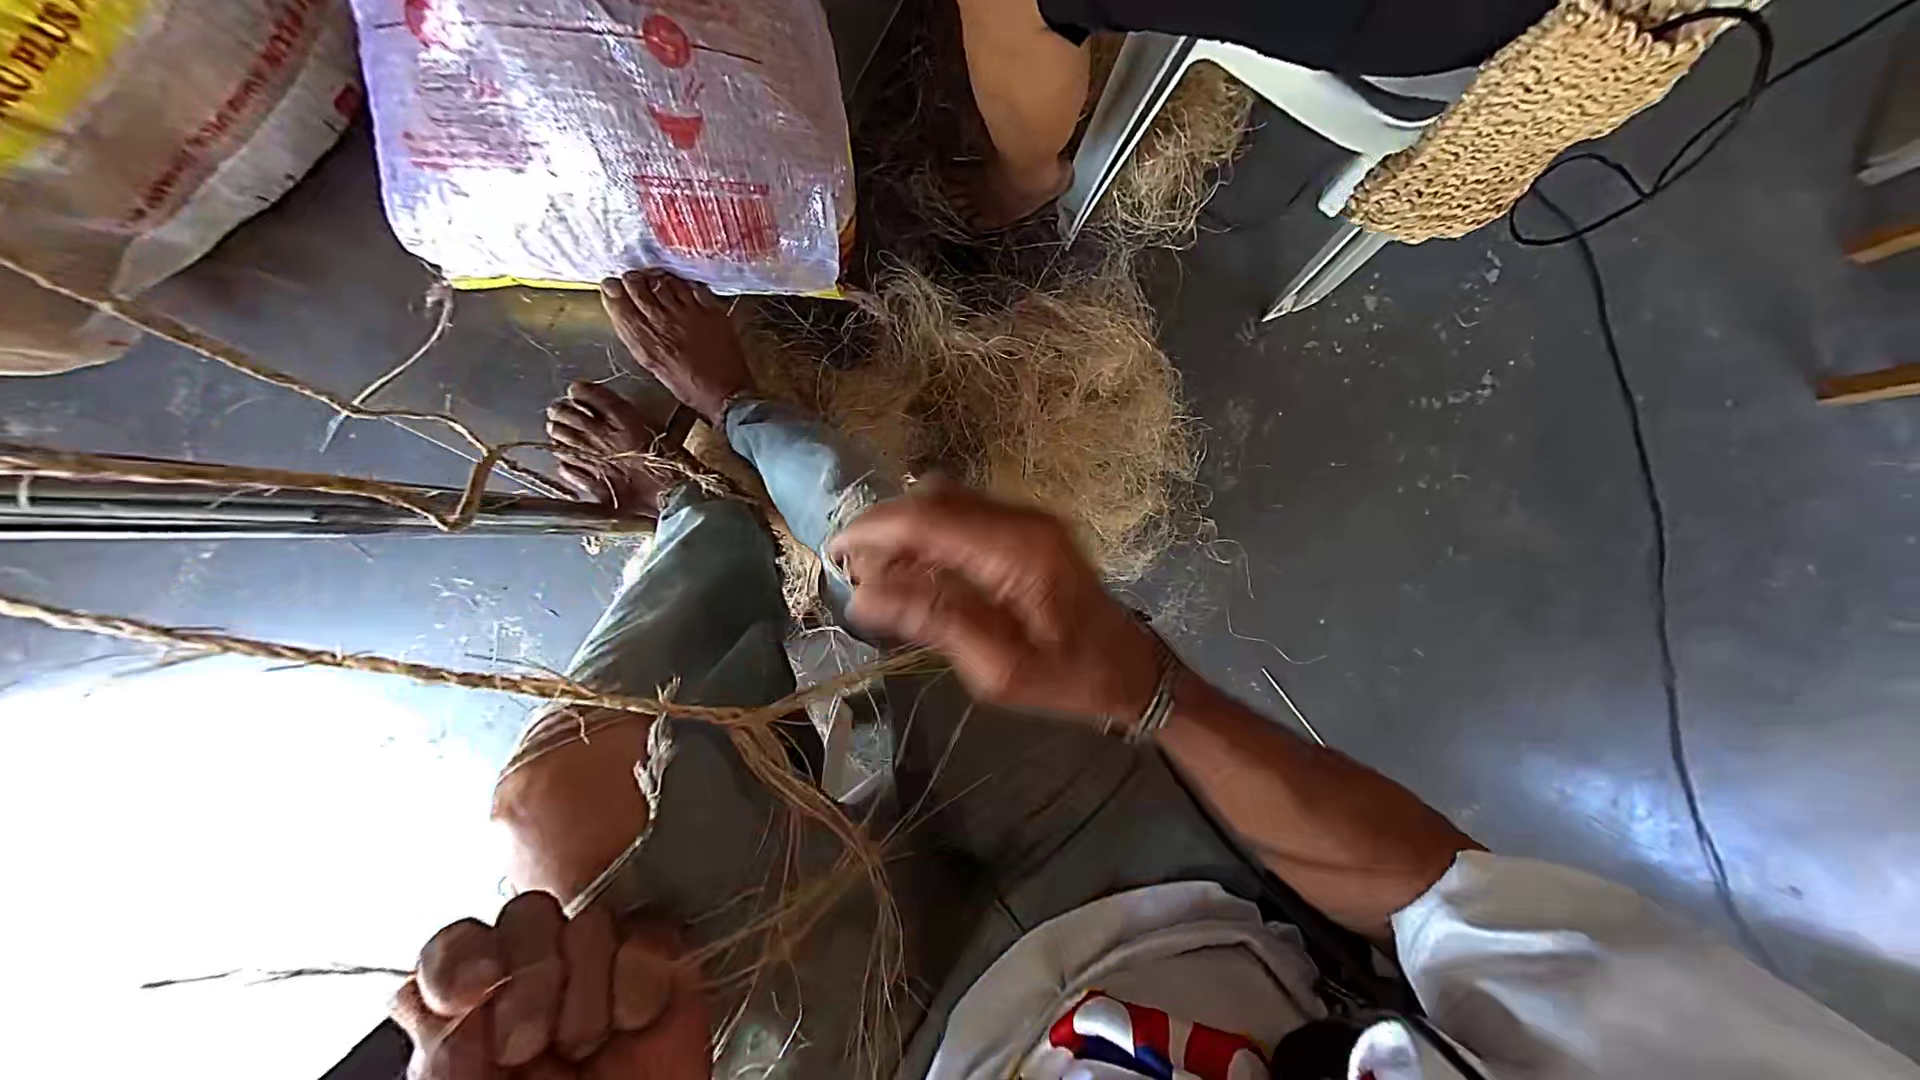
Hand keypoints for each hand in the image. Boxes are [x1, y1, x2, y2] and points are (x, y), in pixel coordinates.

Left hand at [390, 891, 709, 1079]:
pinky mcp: (660, 966)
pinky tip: (629, 1026)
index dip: (460, 957)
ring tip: (584, 1047)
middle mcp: (536, 983)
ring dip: (585, 997)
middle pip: (527, 914)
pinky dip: (639, 987)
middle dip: (528, 977)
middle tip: (526, 1045)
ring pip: (590, 923)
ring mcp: (601, 969)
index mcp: (473, 1019)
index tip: (469, 994)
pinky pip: (651, 938)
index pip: (455, 945)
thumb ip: (444, 1061)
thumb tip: (463, 1001)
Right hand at [599, 270, 751, 423]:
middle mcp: (664, 322)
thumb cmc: (689, 386)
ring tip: (655, 283)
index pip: (619, 302)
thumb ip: (637, 338)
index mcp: (646, 340)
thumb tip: (623, 311)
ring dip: (655, 279)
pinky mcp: (712, 311)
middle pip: (638, 287)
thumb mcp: (654, 365)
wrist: (726, 393)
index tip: (613, 286)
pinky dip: (681, 284)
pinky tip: (680, 289)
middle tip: (634, 281)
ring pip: (663, 282)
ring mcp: (689, 313)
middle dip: (632, 280)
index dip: (613, 290)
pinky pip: (691, 286)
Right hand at [826, 485, 1162, 720]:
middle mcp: (1023, 519)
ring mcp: (1027, 518)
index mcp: (1019, 551)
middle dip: (884, 529)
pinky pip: (963, 516)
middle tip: (855, 573)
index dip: (874, 530)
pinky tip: (917, 571)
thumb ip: (934, 622)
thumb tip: (863, 597)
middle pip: (933, 500)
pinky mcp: (1026, 528)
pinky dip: (929, 535)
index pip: (929, 519)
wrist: (1133, 668)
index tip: (833, 552)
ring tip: (881, 576)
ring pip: (945, 502)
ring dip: (905, 531)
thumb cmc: (1071, 678)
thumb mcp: (999, 668)